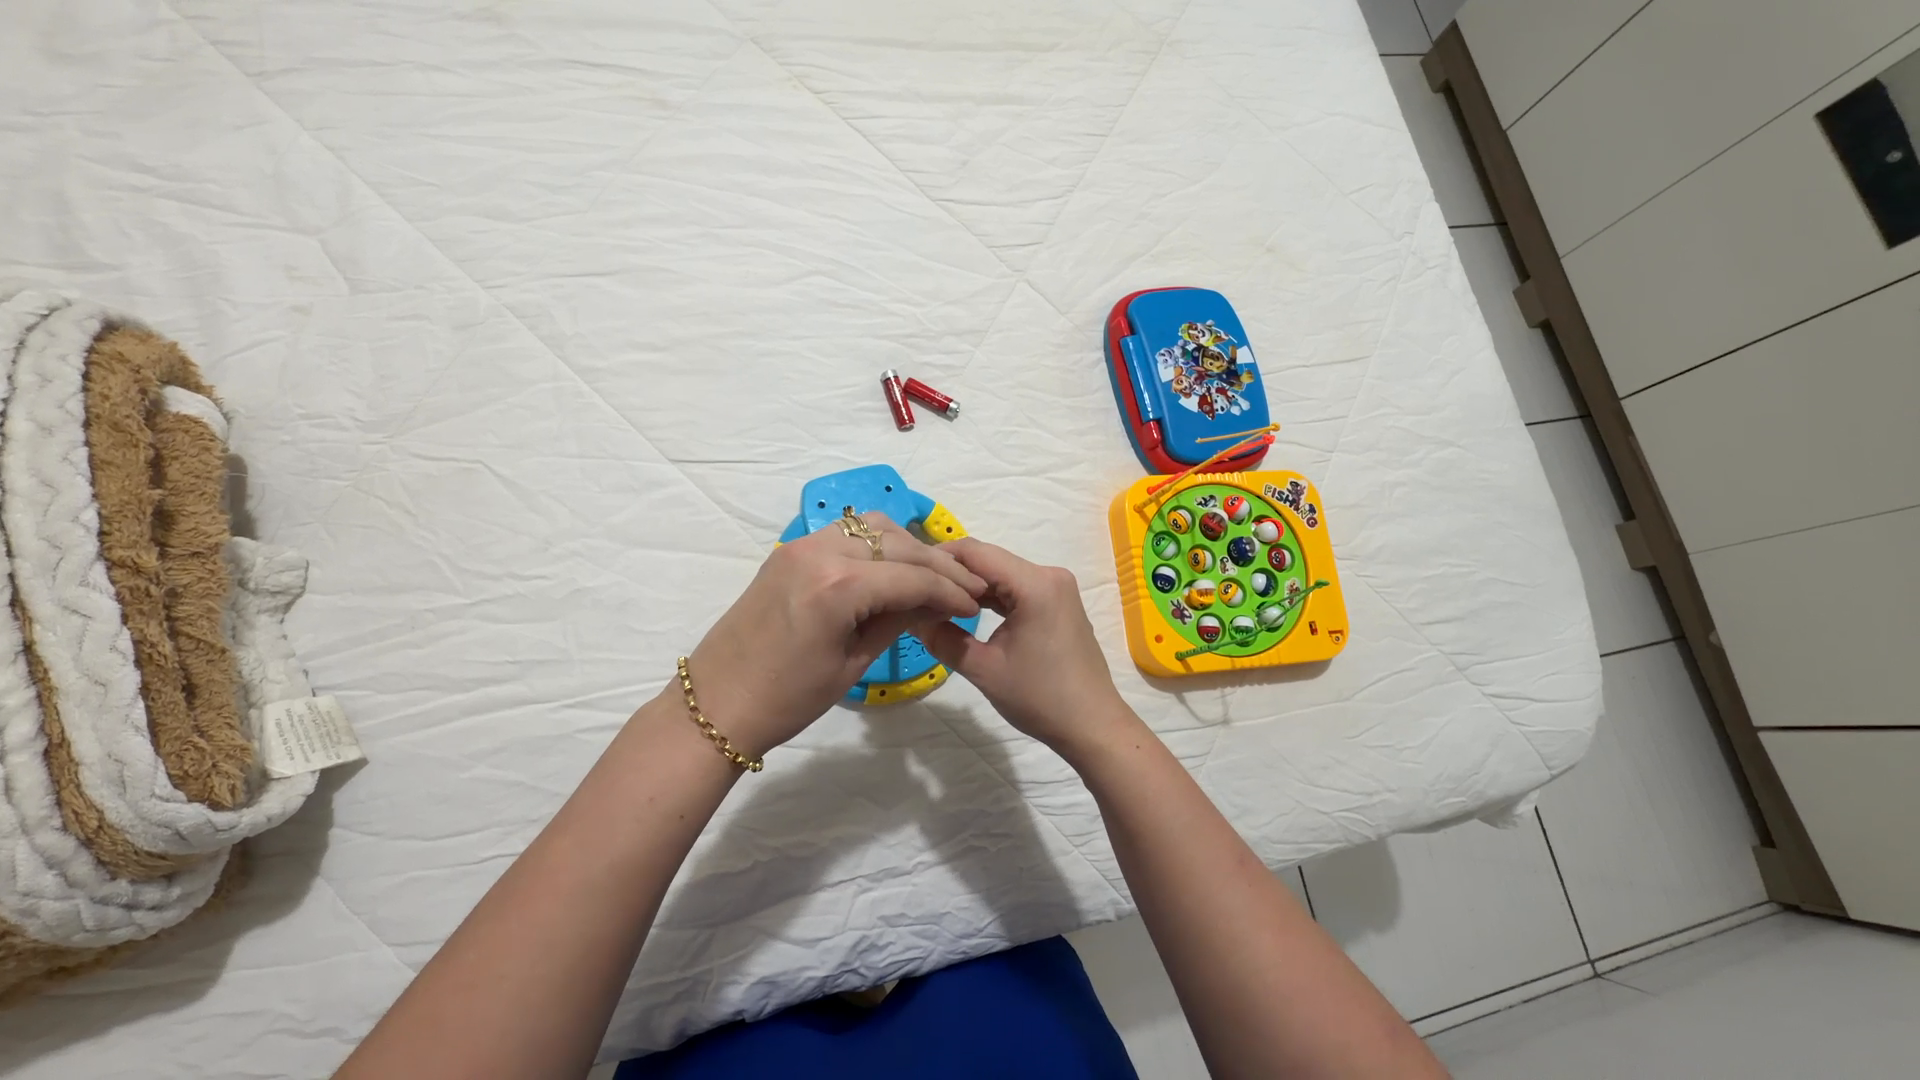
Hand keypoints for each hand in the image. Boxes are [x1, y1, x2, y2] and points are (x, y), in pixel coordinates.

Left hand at [683, 514, 985, 756]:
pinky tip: (891, 567)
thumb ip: (898, 621)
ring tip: (930, 574)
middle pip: (897, 543)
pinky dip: (875, 542)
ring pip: (871, 526)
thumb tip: (936, 601)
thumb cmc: (788, 699)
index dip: (950, 591)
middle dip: (937, 564)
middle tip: (965, 587)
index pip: (913, 576)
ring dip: (906, 545)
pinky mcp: (789, 551)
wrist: (717, 703)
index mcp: (838, 586)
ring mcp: (801, 546)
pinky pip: (845, 533)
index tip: (975, 604)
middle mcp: (821, 551)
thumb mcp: (853, 664)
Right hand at [922, 539, 1138, 758]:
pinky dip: (993, 598)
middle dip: (953, 573)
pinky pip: (1018, 589)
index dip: (939, 558)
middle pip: (990, 560)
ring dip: (972, 587)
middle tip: (916, 589)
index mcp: (1034, 584)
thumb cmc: (1040, 697)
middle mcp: (1049, 575)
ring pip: (1003, 575)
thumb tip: (913, 618)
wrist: (1092, 725)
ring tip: (935, 601)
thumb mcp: (983, 669)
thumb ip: (943, 638)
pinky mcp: (1059, 604)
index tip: (908, 572)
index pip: (975, 552)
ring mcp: (1057, 589)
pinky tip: (968, 611)